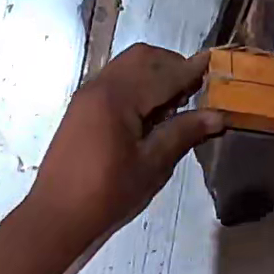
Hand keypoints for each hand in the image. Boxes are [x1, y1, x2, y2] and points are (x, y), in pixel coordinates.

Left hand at [28, 44, 225, 249]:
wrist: (55, 216)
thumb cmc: (107, 193)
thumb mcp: (152, 165)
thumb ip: (183, 132)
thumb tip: (218, 116)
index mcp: (118, 97)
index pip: (163, 74)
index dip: (191, 70)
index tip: (215, 63)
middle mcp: (100, 86)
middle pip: (143, 57)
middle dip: (172, 65)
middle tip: (195, 89)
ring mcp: (88, 94)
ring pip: (128, 65)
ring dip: (155, 72)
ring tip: (175, 102)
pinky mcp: (82, 106)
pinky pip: (116, 79)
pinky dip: (138, 82)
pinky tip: (150, 111)